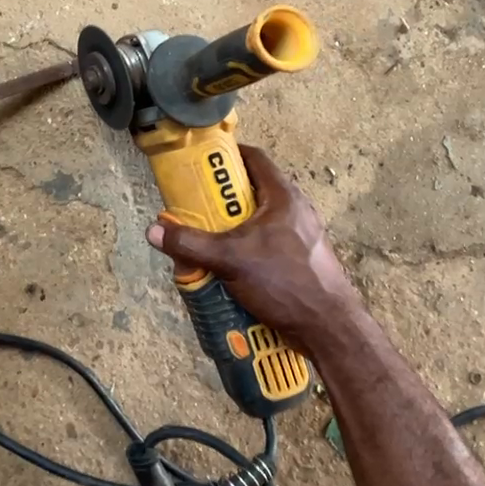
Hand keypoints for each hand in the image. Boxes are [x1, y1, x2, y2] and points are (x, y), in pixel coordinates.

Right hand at [144, 145, 362, 349]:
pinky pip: (271, 241)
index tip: (201, 162)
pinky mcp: (305, 259)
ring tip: (211, 235)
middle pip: (255, 188)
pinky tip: (233, 263)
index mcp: (284, 197)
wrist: (332, 330)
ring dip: (237, 224)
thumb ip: (190, 244)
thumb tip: (153, 231)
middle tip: (197, 203)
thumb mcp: (230, 260)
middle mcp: (297, 210)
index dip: (227, 155)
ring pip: (263, 218)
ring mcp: (304, 235)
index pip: (255, 158)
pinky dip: (250, 245)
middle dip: (225, 195)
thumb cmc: (285, 282)